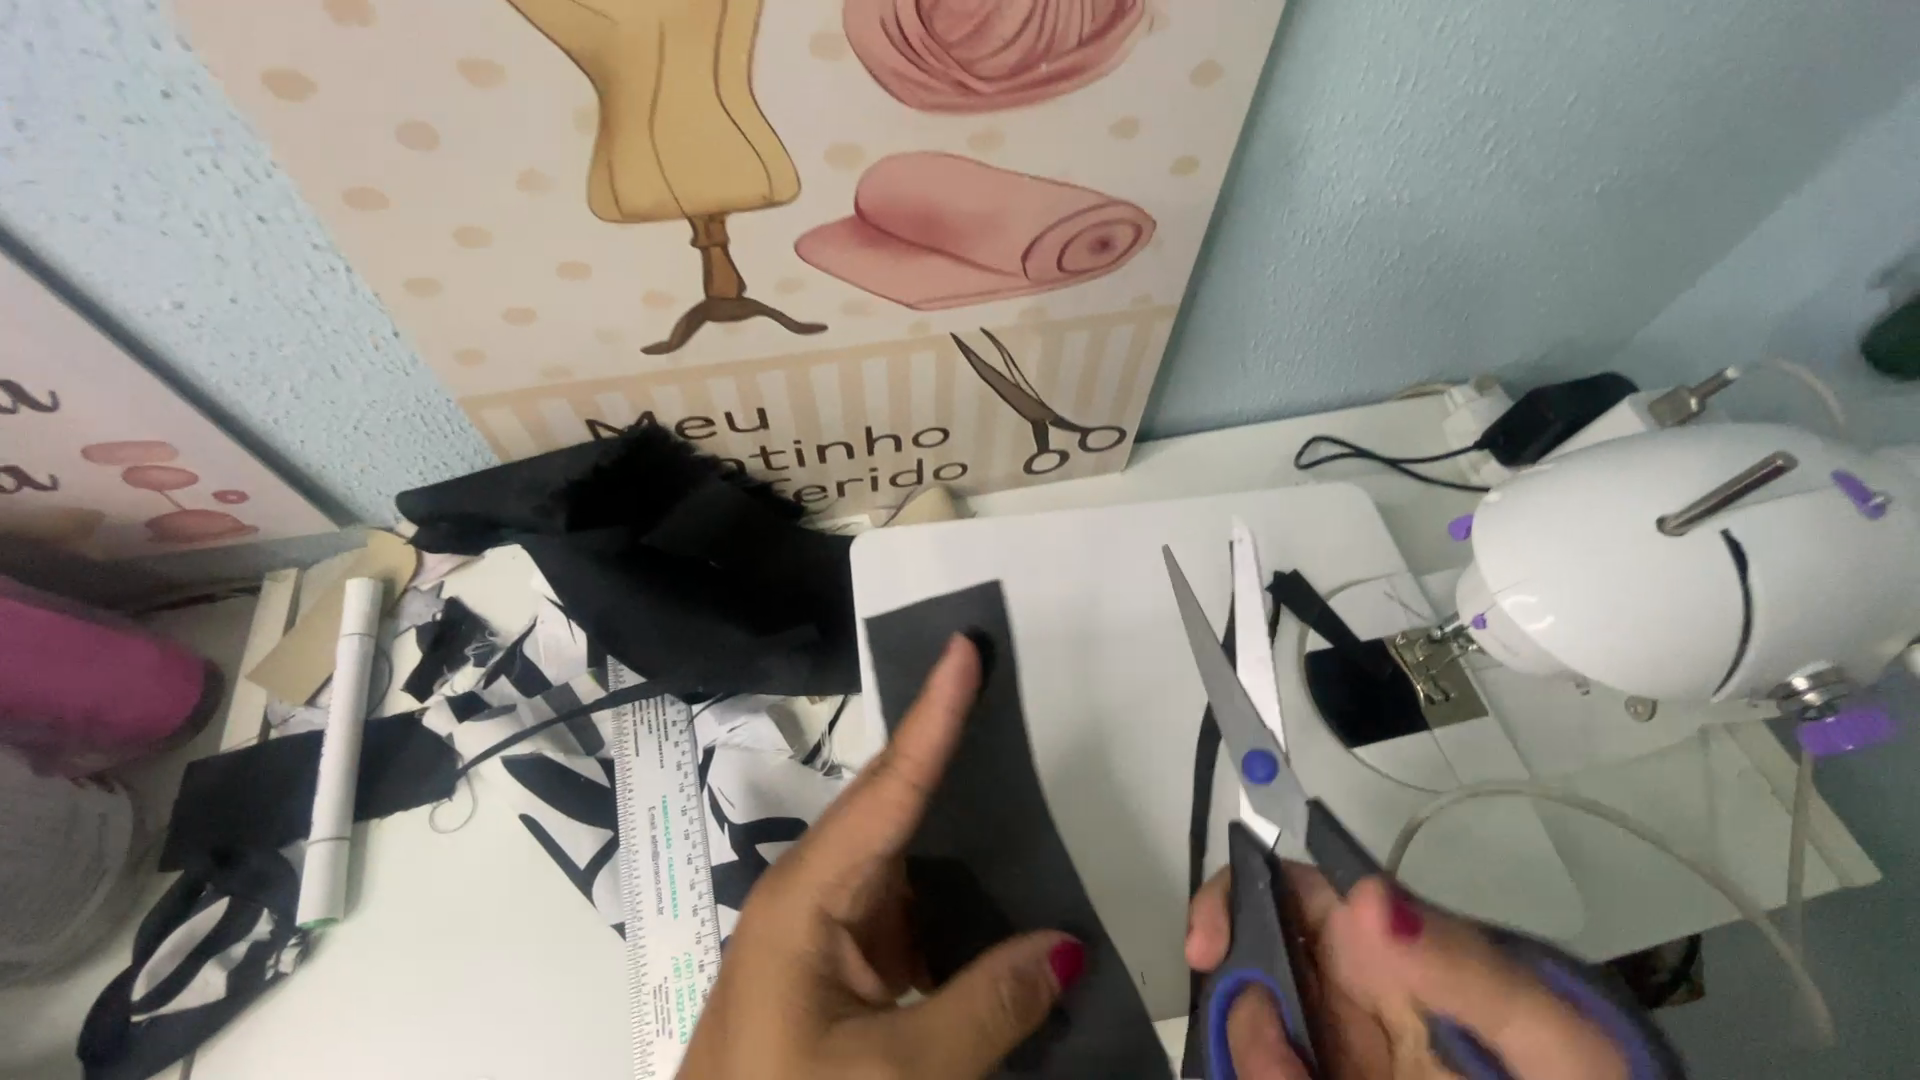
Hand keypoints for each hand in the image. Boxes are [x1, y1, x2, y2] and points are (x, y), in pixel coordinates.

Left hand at [679, 634, 1084, 1078]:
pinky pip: (909, 910)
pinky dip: (955, 901)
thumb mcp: (895, 1077)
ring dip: (960, 830)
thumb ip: (987, 1007)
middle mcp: (813, 892)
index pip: (889, 786)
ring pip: (906, 859)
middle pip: (892, 802)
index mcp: (807, 894)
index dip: (934, 715)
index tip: (962, 648)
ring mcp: (825, 930)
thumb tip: (1067, 946)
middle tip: (1000, 688)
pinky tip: (1002, 895)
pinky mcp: (838, 966)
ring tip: (1021, 774)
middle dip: (945, 744)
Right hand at [1188, 865, 1628, 1079]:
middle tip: (1283, 1065)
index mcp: (1378, 947)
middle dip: (1240, 1011)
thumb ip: (1467, 967)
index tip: (1206, 946)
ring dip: (1259, 1062)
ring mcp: (1332, 1047)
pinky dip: (1266, 1077)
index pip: (1279, 888)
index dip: (1229, 900)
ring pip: (1251, 1035)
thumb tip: (1371, 898)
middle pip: (1247, 969)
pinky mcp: (1324, 1077)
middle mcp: (1340, 990)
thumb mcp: (1553, 1038)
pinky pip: (1268, 1072)